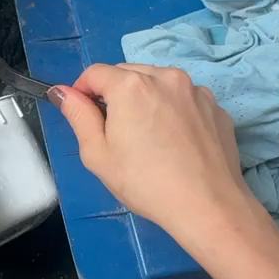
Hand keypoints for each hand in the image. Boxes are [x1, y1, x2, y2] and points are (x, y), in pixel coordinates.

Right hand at [49, 64, 268, 249]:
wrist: (208, 206)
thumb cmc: (144, 182)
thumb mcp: (97, 153)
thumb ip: (78, 115)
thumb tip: (62, 92)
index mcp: (131, 85)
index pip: (95, 73)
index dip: (82, 90)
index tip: (83, 114)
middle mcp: (165, 77)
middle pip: (128, 73)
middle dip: (114, 93)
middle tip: (115, 130)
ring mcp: (196, 90)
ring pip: (158, 82)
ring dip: (145, 98)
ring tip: (147, 135)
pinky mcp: (216, 107)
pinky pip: (184, 98)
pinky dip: (172, 109)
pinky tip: (175, 141)